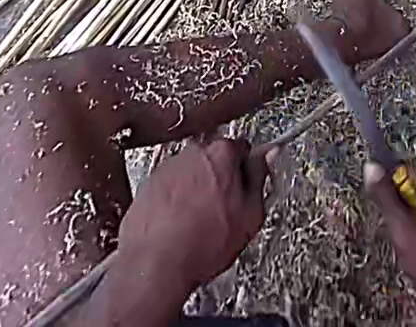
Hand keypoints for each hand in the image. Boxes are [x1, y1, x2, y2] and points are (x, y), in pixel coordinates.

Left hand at [116, 138, 271, 295]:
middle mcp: (194, 152)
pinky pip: (169, 189)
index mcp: (222, 152)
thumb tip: (266, 157)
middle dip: (219, 180)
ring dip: (195, 190)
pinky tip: (177, 227)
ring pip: (191, 174)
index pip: (243, 149)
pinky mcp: (149, 185)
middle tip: (222, 210)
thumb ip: (261, 178)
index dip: (246, 172)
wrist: (154, 266)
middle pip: (214, 160)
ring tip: (196, 223)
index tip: (244, 189)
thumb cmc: (200, 244)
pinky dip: (173, 202)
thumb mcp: (250, 216)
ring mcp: (169, 168)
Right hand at [364, 163, 415, 326]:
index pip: (403, 172)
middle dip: (401, 213)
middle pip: (412, 194)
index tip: (386, 208)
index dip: (389, 191)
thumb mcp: (400, 227)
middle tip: (400, 234)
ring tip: (412, 250)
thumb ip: (385, 196)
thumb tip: (372, 168)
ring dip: (411, 229)